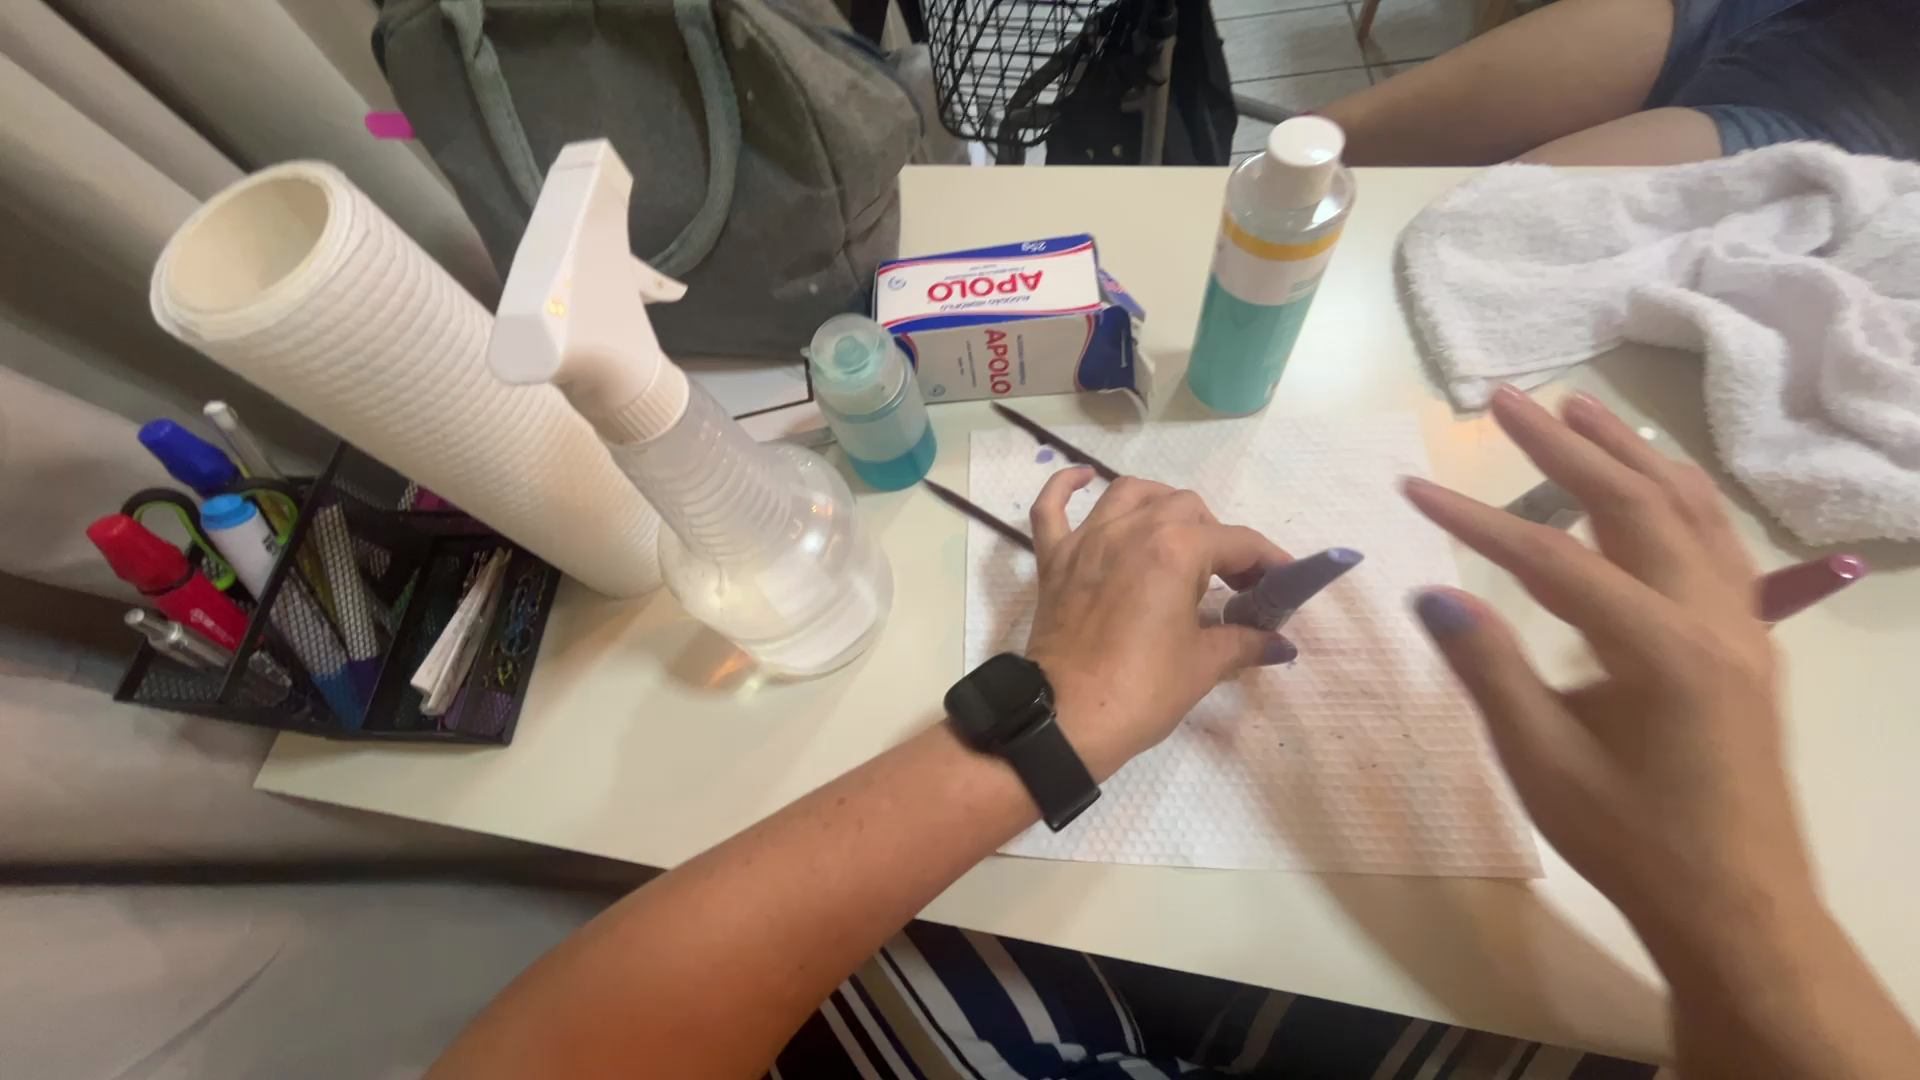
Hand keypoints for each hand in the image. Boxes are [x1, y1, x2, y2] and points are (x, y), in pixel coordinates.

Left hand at [1023, 469, 1296, 780]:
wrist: (1068, 718)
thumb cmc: (1142, 690)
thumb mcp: (1203, 665)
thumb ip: (1244, 641)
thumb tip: (1278, 641)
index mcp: (1175, 550)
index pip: (1236, 542)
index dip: (1267, 562)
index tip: (1281, 585)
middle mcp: (1130, 530)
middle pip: (1187, 508)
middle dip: (1216, 537)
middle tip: (1228, 580)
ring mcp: (1086, 540)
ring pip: (1129, 494)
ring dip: (1161, 505)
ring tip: (1177, 535)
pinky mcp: (1053, 559)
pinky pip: (1051, 508)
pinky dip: (1064, 487)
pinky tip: (1083, 479)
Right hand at [1404, 387, 1815, 930]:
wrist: (1734, 901)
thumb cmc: (1625, 833)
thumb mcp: (1538, 753)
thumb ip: (1486, 662)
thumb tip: (1430, 589)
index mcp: (1664, 649)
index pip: (1552, 560)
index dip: (1474, 519)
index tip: (1412, 487)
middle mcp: (1716, 618)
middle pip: (1636, 504)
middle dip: (1564, 447)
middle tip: (1506, 401)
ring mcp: (1740, 624)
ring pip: (1690, 511)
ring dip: (1629, 454)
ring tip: (1577, 412)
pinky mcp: (1741, 639)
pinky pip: (1711, 541)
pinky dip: (1671, 493)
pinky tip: (1644, 480)